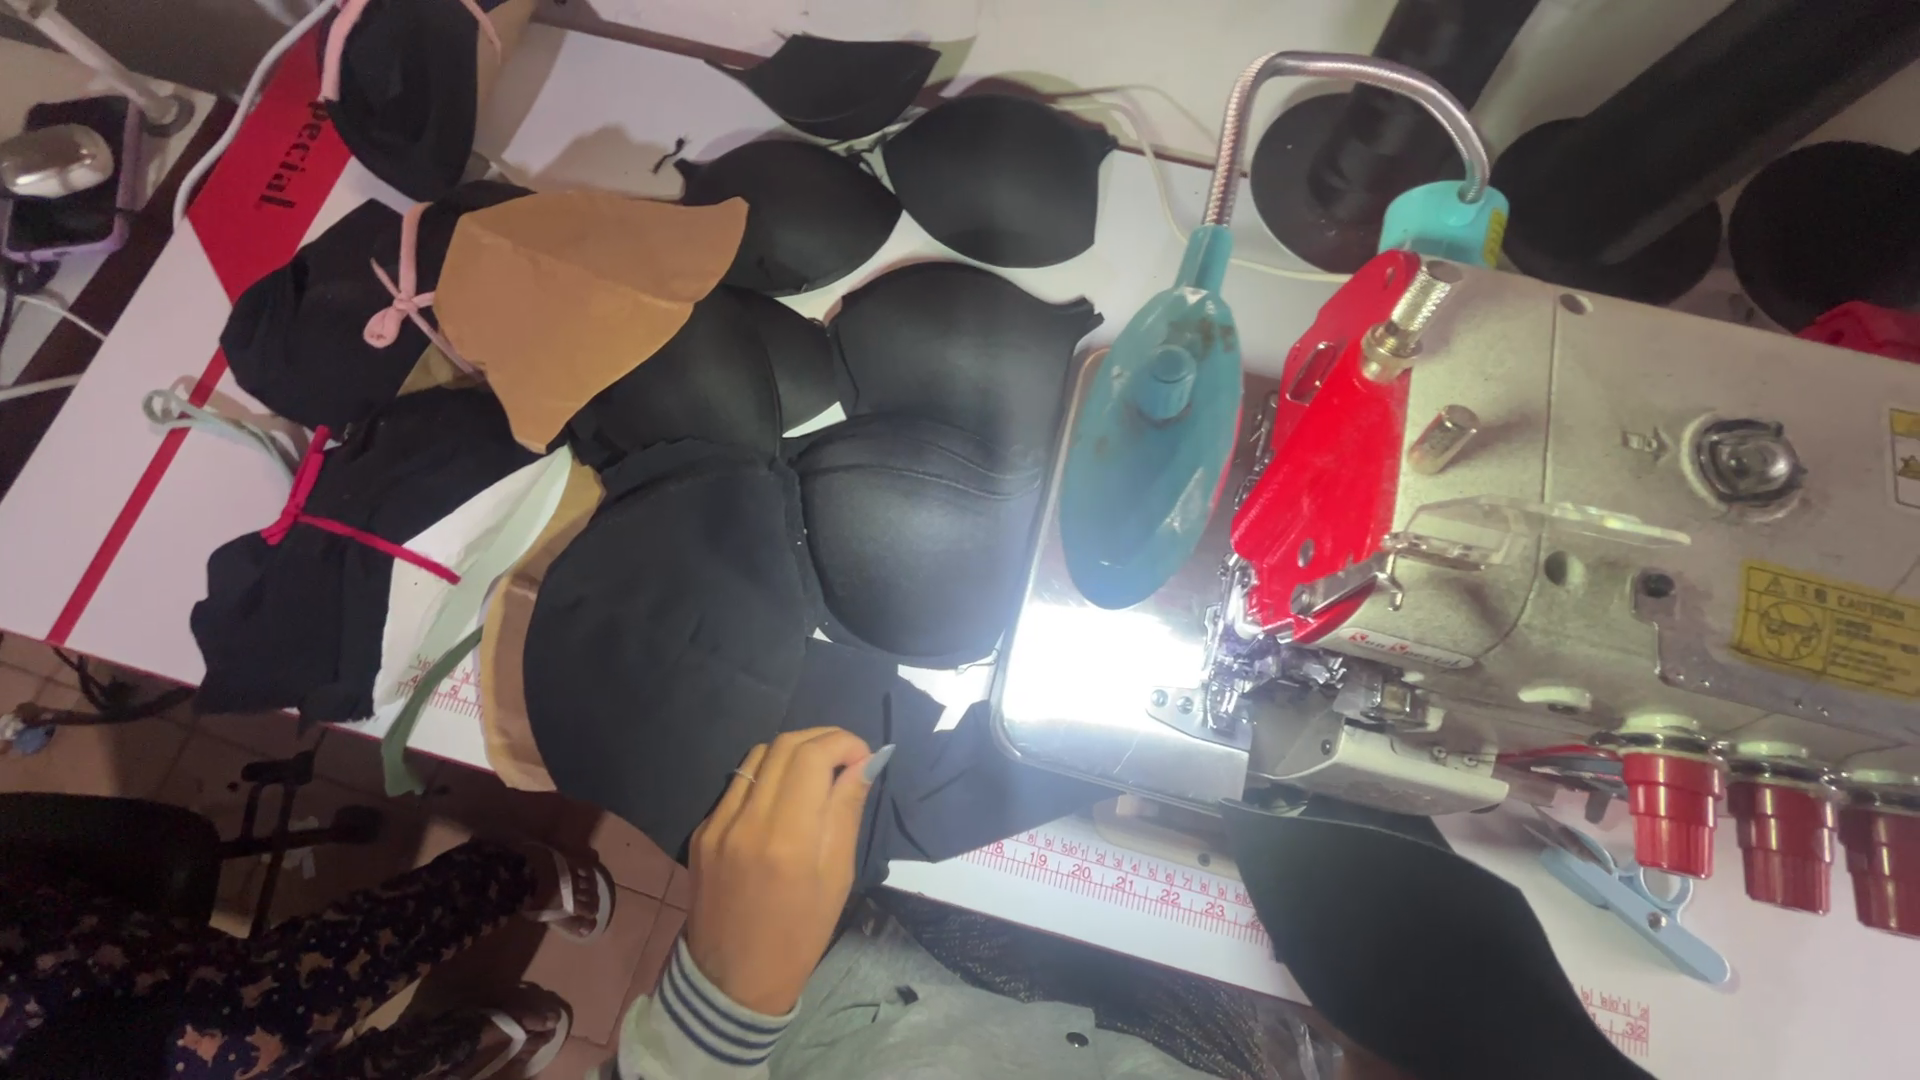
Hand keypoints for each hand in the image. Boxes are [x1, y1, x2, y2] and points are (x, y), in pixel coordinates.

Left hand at [685, 728, 875, 1014]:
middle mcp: (747, 821)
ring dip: (795, 752)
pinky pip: (739, 783)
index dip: (844, 742)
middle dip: (823, 739)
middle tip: (846, 758)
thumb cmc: (800, 934)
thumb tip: (867, 761)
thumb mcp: (838, 876)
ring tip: (818, 772)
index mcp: (787, 839)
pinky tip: (784, 798)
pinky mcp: (701, 831)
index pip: (814, 756)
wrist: (733, 982)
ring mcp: (717, 824)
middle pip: (785, 745)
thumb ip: (847, 810)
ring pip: (759, 756)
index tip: (864, 757)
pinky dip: (769, 776)